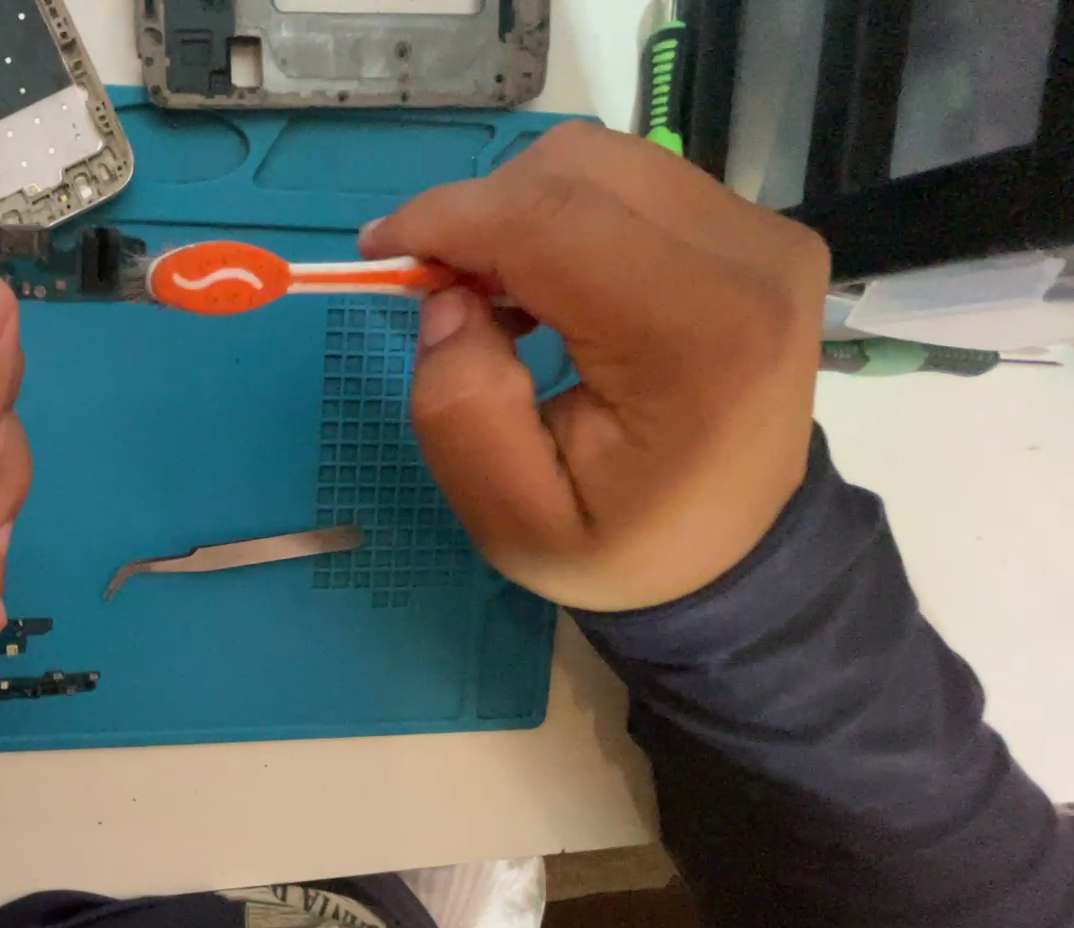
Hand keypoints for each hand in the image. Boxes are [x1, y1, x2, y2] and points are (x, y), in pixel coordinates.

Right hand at [361, 123, 829, 611]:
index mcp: (691, 339)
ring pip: (597, 163)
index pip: (548, 221)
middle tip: (430, 288)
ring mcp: (760, 238)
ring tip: (481, 294)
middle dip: (474, 213)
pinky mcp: (749, 235)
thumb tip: (444, 301)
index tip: (376, 249)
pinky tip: (533, 288)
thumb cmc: (615, 546)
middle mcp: (746, 261)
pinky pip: (624, 185)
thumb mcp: (511, 520)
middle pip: (573, 169)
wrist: (728, 555)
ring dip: (511, 214)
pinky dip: (551, 219)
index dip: (444, 218)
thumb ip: (460, 412)